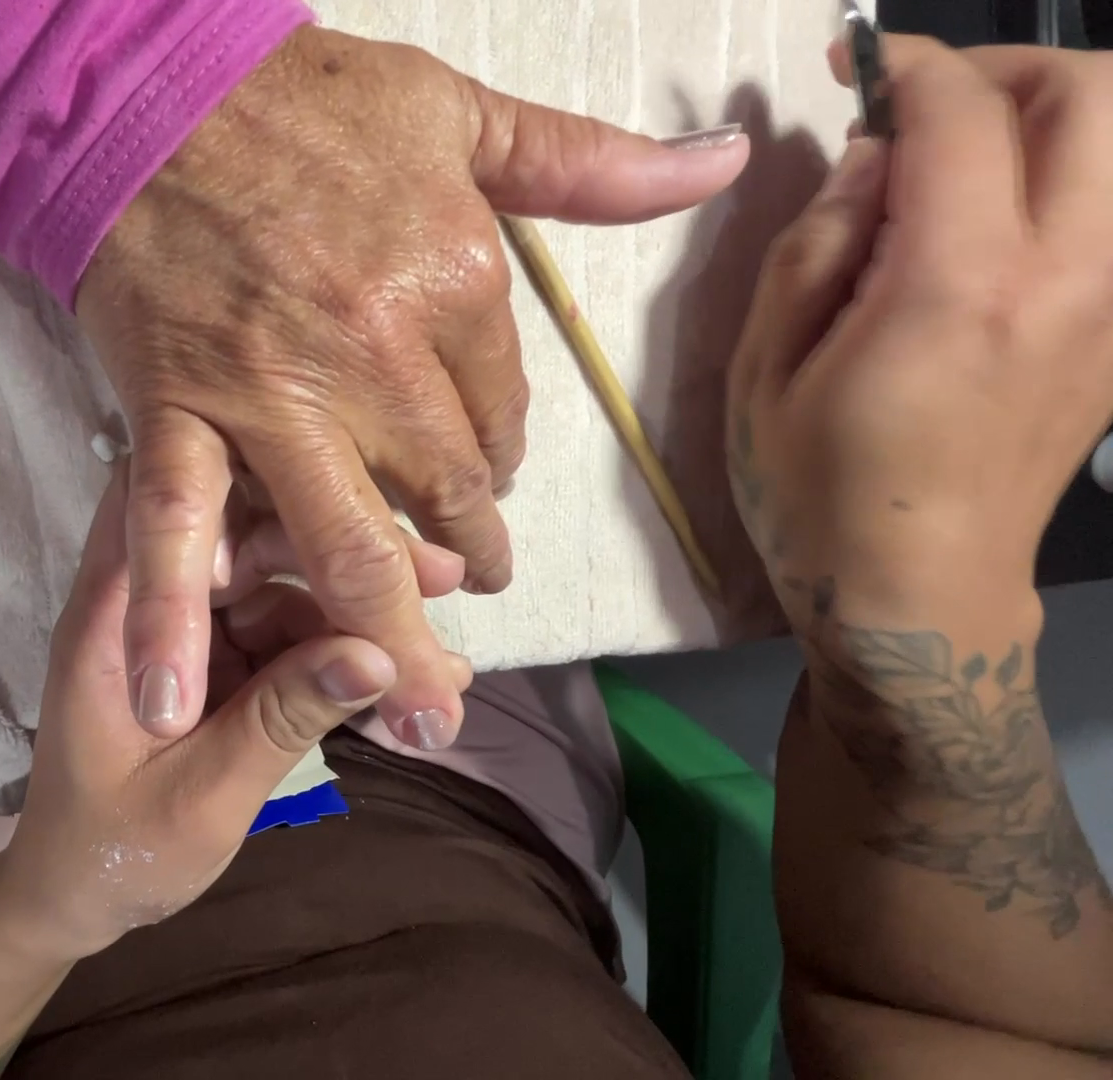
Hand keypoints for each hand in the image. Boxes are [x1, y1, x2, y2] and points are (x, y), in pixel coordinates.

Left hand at [0, 467, 464, 958]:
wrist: (77, 898)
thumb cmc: (114, 850)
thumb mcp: (203, 792)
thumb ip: (284, 717)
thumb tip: (381, 653)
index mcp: (114, 619)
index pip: (163, 506)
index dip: (243, 474)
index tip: (340, 471)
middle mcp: (147, 609)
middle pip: (243, 545)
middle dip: (337, 557)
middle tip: (442, 574)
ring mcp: (184, 635)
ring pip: (274, 592)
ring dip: (351, 616)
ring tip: (442, 646)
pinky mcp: (211, 666)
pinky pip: (278, 641)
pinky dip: (333, 659)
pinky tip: (400, 679)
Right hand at [76, 25, 749, 749]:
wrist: (151, 98)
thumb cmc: (301, 105)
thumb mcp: (455, 113)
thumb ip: (581, 165)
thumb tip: (712, 166)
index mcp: (448, 284)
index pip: (494, 415)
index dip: (491, 469)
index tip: (475, 496)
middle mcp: (369, 360)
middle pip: (441, 500)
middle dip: (464, 573)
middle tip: (467, 619)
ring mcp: (267, 400)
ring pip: (337, 541)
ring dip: (377, 638)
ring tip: (405, 713)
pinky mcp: (175, 416)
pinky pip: (178, 529)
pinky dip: (171, 616)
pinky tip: (173, 700)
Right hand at [728, 37, 1112, 629]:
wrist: (913, 584)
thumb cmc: (810, 489)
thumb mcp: (762, 377)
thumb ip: (810, 257)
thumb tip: (860, 167)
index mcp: (954, 288)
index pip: (962, 123)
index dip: (910, 70)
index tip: (858, 62)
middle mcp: (1070, 274)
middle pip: (1094, 97)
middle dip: (1001, 71)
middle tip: (913, 104)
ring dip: (1044, 117)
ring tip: (947, 159)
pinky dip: (1061, 178)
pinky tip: (979, 226)